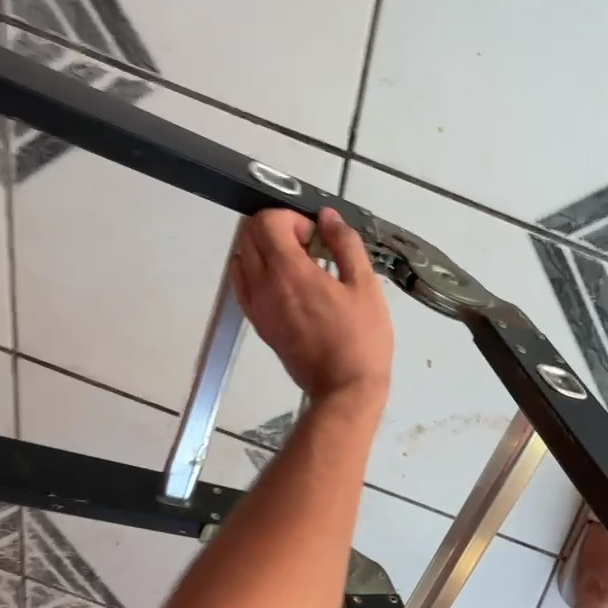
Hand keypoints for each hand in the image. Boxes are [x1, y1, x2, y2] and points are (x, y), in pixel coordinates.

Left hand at [228, 208, 392, 406]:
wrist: (345, 389)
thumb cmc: (362, 340)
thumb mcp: (365, 286)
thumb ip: (346, 244)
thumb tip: (329, 217)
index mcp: (290, 271)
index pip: (268, 221)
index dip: (293, 219)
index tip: (317, 237)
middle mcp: (264, 285)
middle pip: (248, 235)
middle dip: (276, 230)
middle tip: (308, 248)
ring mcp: (257, 306)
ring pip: (241, 258)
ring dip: (264, 251)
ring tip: (297, 267)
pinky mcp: (259, 324)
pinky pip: (242, 286)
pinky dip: (256, 274)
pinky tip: (285, 287)